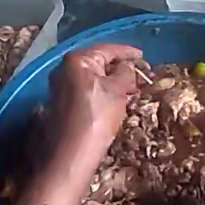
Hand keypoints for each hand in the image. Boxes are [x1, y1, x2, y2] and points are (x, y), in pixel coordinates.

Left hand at [46, 44, 142, 168]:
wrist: (72, 155)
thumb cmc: (97, 116)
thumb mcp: (118, 89)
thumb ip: (126, 71)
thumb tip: (127, 66)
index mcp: (77, 60)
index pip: (108, 49)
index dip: (128, 52)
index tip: (143, 57)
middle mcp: (64, 70)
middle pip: (99, 64)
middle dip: (121, 70)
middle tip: (141, 77)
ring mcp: (61, 88)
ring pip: (94, 80)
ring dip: (114, 84)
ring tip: (133, 92)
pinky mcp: (63, 106)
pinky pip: (88, 93)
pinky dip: (104, 95)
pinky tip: (117, 104)